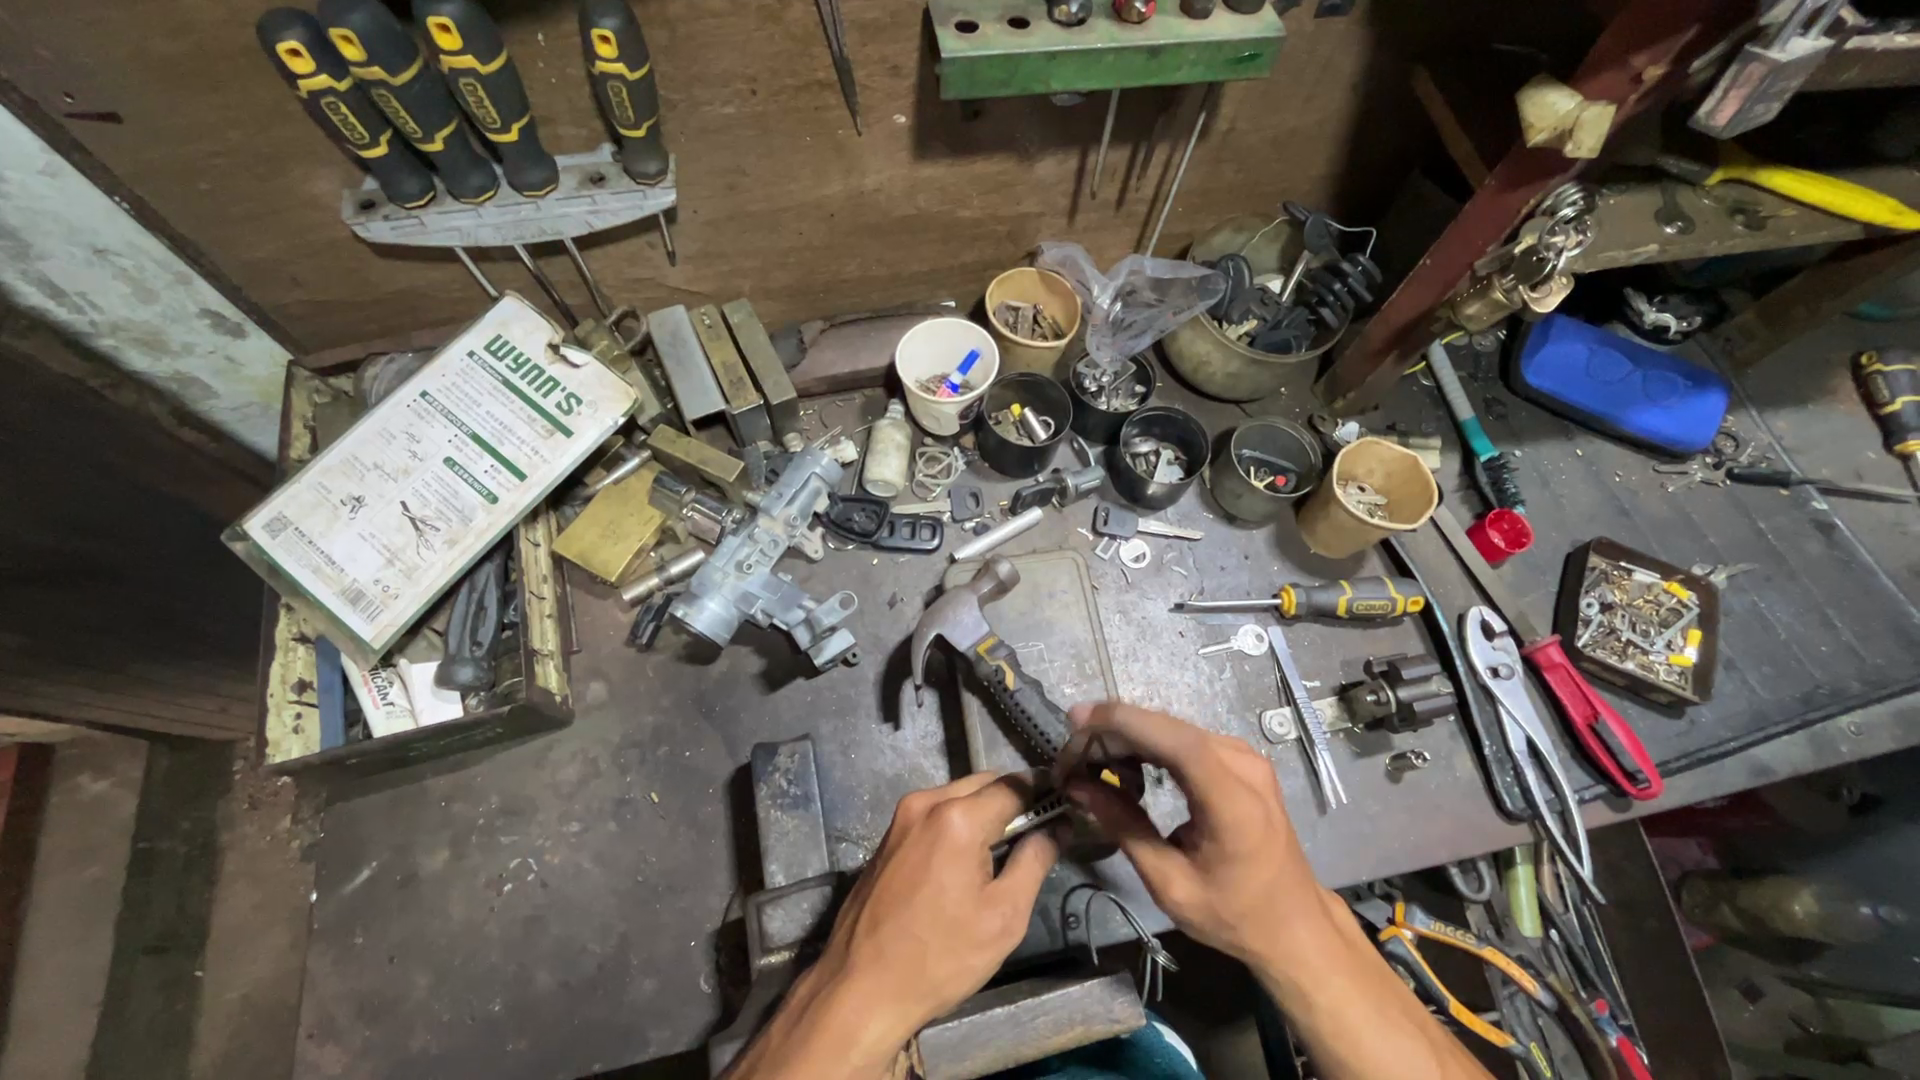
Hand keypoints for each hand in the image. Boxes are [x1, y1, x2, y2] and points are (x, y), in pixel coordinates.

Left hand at [811, 772, 1059, 1046]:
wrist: (862, 987)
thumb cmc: (941, 957)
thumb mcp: (1004, 916)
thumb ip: (1035, 860)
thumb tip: (1058, 827)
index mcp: (957, 817)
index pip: (1014, 785)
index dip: (1044, 794)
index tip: (1064, 808)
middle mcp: (925, 803)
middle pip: (984, 783)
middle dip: (1014, 799)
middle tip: (1039, 831)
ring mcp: (901, 817)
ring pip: (958, 795)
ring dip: (985, 810)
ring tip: (1006, 847)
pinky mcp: (888, 836)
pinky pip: (935, 813)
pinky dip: (958, 822)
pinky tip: (968, 858)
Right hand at [1063, 701, 1341, 969]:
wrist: (1294, 925)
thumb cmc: (1233, 914)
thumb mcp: (1170, 884)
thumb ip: (1124, 827)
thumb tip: (1079, 785)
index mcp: (1233, 802)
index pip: (1178, 742)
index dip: (1127, 723)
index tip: (1080, 722)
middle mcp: (1245, 767)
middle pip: (1172, 728)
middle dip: (1115, 730)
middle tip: (1072, 753)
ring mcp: (1247, 759)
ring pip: (1176, 729)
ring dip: (1130, 736)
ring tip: (1091, 760)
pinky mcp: (1242, 761)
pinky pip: (1187, 739)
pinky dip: (1151, 744)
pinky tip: (1126, 764)